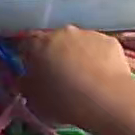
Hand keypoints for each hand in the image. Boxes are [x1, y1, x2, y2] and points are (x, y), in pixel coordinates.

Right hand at [16, 25, 134, 123]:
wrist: (105, 100)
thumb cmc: (63, 101)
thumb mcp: (35, 100)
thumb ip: (26, 85)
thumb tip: (25, 79)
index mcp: (38, 45)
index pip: (26, 44)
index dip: (29, 58)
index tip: (34, 72)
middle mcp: (62, 32)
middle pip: (54, 41)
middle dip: (55, 55)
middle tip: (59, 77)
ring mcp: (88, 34)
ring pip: (78, 43)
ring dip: (77, 56)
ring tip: (83, 80)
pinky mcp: (109, 41)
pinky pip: (98, 49)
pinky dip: (97, 59)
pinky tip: (101, 78)